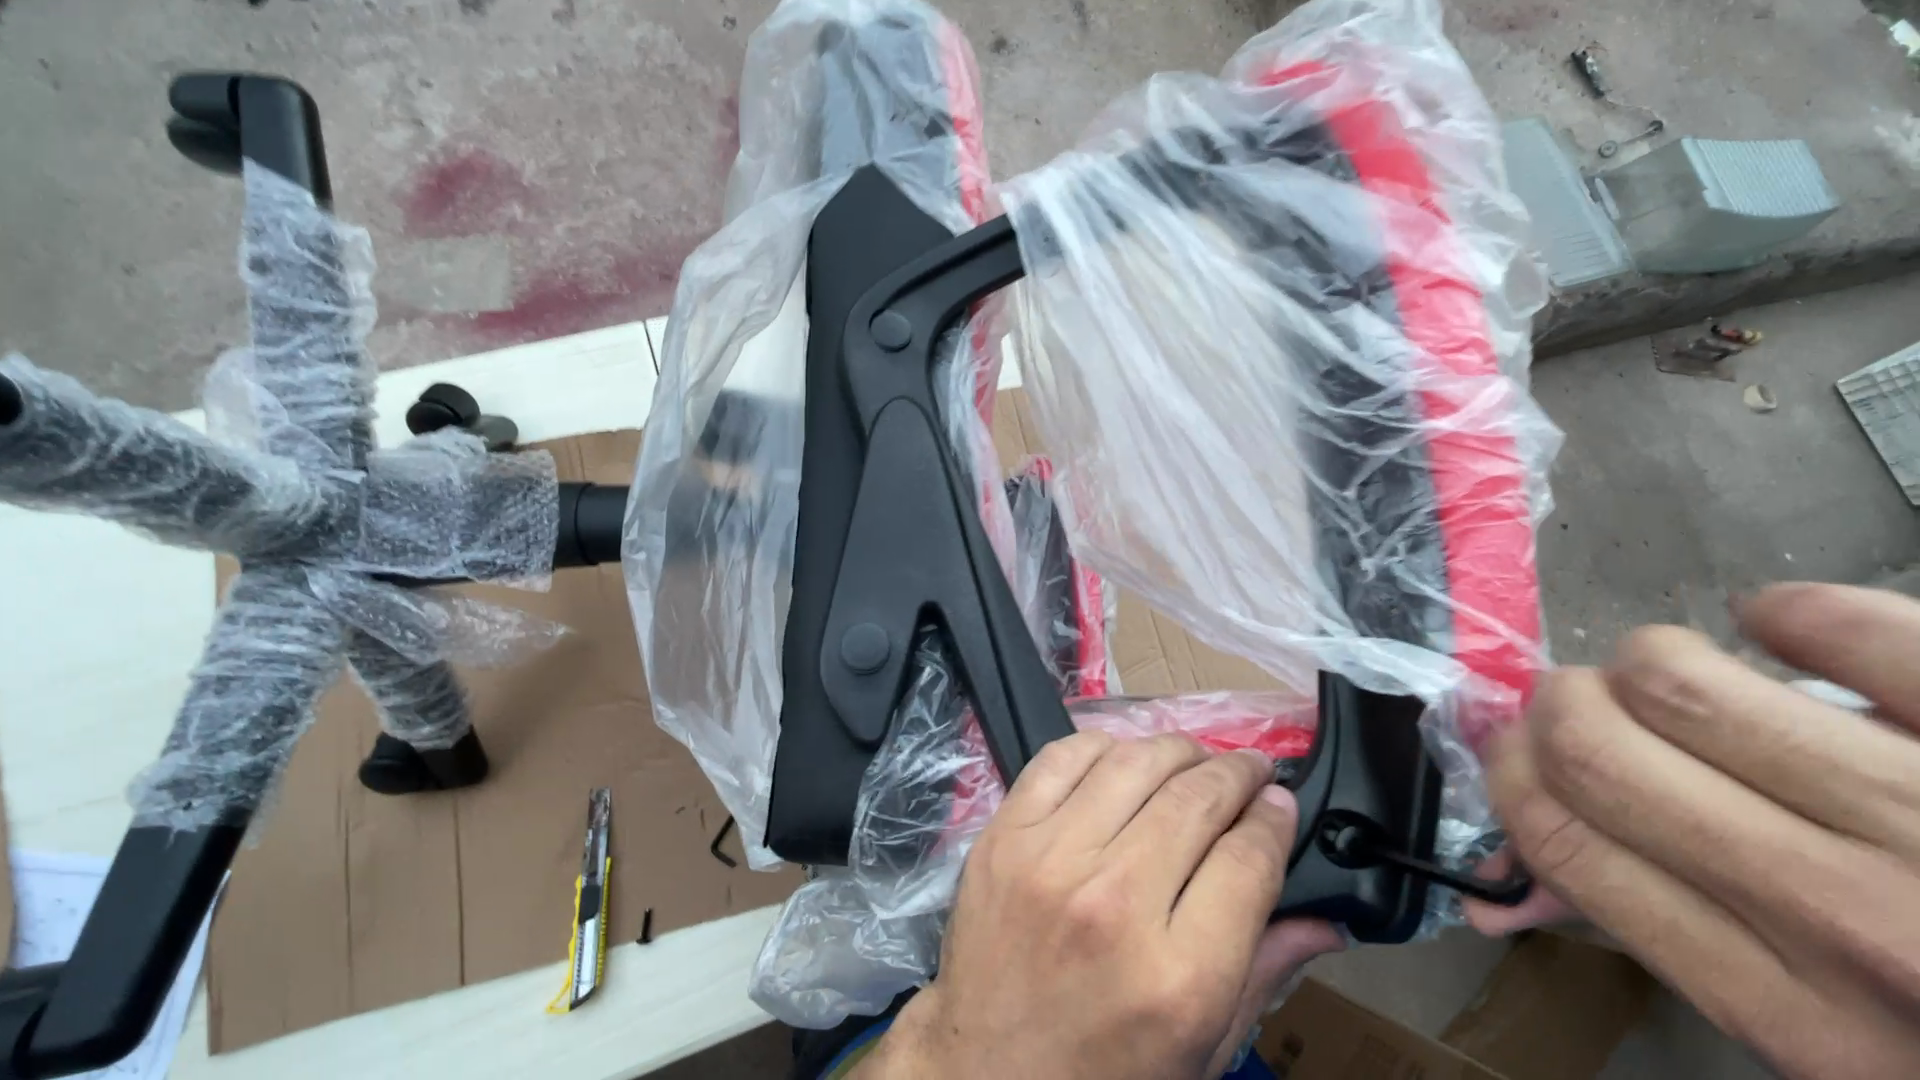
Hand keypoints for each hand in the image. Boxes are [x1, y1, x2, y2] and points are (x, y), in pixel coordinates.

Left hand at [858, 732, 1343, 1079]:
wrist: (987, 1069)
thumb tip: (1328, 916)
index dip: (1275, 819)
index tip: (1280, 804)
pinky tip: (1122, 760)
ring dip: (1176, 751)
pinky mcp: (1003, 837)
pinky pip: (1061, 758)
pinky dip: (1102, 746)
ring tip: (1193, 759)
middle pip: (1196, 799)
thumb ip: (1265, 970)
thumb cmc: (1106, 1068)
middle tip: (1250, 769)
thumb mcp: (1204, 1047)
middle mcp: (1115, 902)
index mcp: (1180, 972)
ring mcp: (1050, 860)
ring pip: (1133, 764)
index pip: (1249, 857)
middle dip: (1237, 773)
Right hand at [1467, 584, 1919, 1079]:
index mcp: (1794, 1009)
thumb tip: (1495, 898)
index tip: (1515, 740)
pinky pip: (1852, 628)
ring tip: (1687, 672)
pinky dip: (1792, 610)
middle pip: (1593, 747)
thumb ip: (1666, 945)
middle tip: (1587, 699)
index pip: (1561, 839)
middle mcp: (1858, 925)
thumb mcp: (1831, 1041)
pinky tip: (1788, 626)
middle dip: (1560, 701)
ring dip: (1656, 658)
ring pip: (1684, 680)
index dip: (1507, 767)